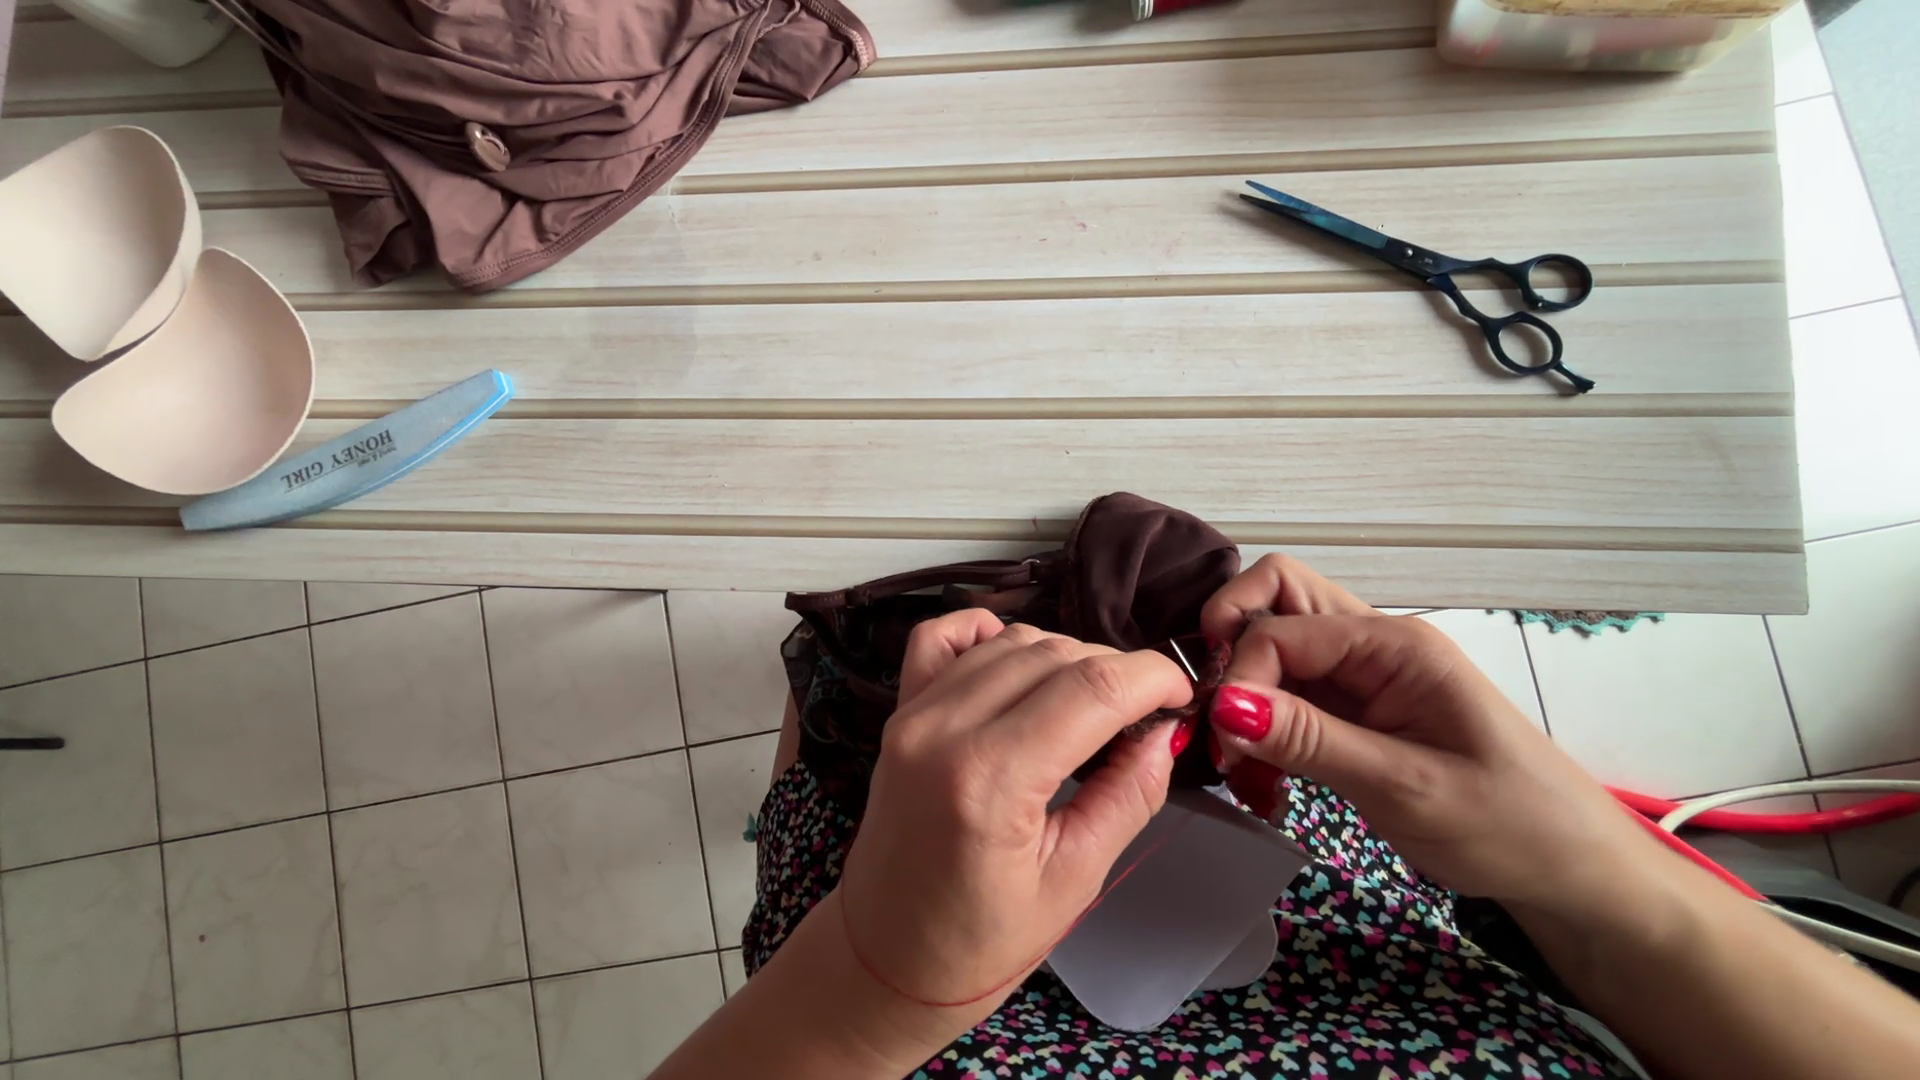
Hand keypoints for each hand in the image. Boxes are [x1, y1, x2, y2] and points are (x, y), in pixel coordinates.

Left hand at [834, 609, 1191, 1030]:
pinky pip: (943, 636)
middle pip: (1055, 654)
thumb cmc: (979, 942)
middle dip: (1116, 671)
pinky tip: (1018, 661)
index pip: (1092, 688)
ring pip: (1010, 640)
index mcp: (990, 779)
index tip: (1182, 693)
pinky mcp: (898, 711)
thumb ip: (1128, 794)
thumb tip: (1163, 730)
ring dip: (1064, 657)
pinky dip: (989, 633)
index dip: (1152, 676)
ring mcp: (913, 713)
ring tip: (1090, 706)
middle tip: (1141, 715)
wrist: (883, 956)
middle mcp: (944, 728)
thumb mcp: (1075, 881)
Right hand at [1199, 559, 1649, 909]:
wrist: (1571, 872)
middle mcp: (1370, 642)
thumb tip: (1221, 704)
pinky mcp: (1351, 708)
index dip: (1239, 676)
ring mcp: (1359, 673)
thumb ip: (1309, 740)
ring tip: (1237, 761)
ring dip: (1239, 690)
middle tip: (1217, 714)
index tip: (1227, 739)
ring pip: (1272, 642)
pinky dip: (1258, 725)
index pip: (1279, 628)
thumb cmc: (1507, 824)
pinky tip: (1261, 777)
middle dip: (1228, 645)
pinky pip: (1284, 692)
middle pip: (1274, 596)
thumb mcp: (1405, 787)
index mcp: (1392, 645)